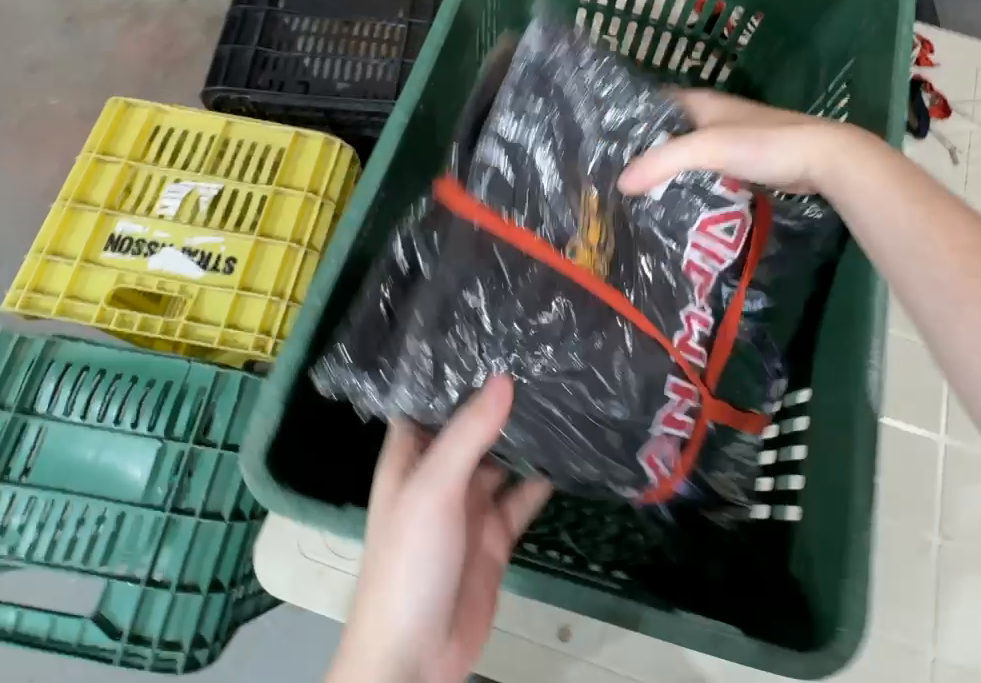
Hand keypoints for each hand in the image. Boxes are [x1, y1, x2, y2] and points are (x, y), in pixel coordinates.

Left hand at [327, 376, 552, 682]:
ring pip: (502, 458)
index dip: (452, 369)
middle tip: (543, 353)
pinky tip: (571, 449)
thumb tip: (504, 377)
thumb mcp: (433, 490)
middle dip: (500, 397)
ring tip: (563, 389)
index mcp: (410, 456)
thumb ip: (468, 434)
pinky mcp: (496, 535)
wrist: (416, 656)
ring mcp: (469, 504)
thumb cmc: (408, 561)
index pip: (428, 399)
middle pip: (471, 425)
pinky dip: (544, 477)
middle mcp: (439, 474)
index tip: (490, 331)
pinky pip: (523, 496)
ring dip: (526, 434)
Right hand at [617, 89, 871, 196]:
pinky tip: (676, 198)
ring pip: (687, 150)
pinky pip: (706, 168)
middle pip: (668, 128)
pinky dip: (690, 179)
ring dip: (667, 165)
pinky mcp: (745, 161)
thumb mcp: (708, 149)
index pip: (653, 102)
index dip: (629, 116)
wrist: (823, 158)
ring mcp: (730, 138)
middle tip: (614, 171)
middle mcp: (712, 115)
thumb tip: (621, 183)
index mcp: (700, 102)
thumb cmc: (765, 143)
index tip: (602, 140)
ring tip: (637, 188)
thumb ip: (664, 162)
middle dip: (644, 146)